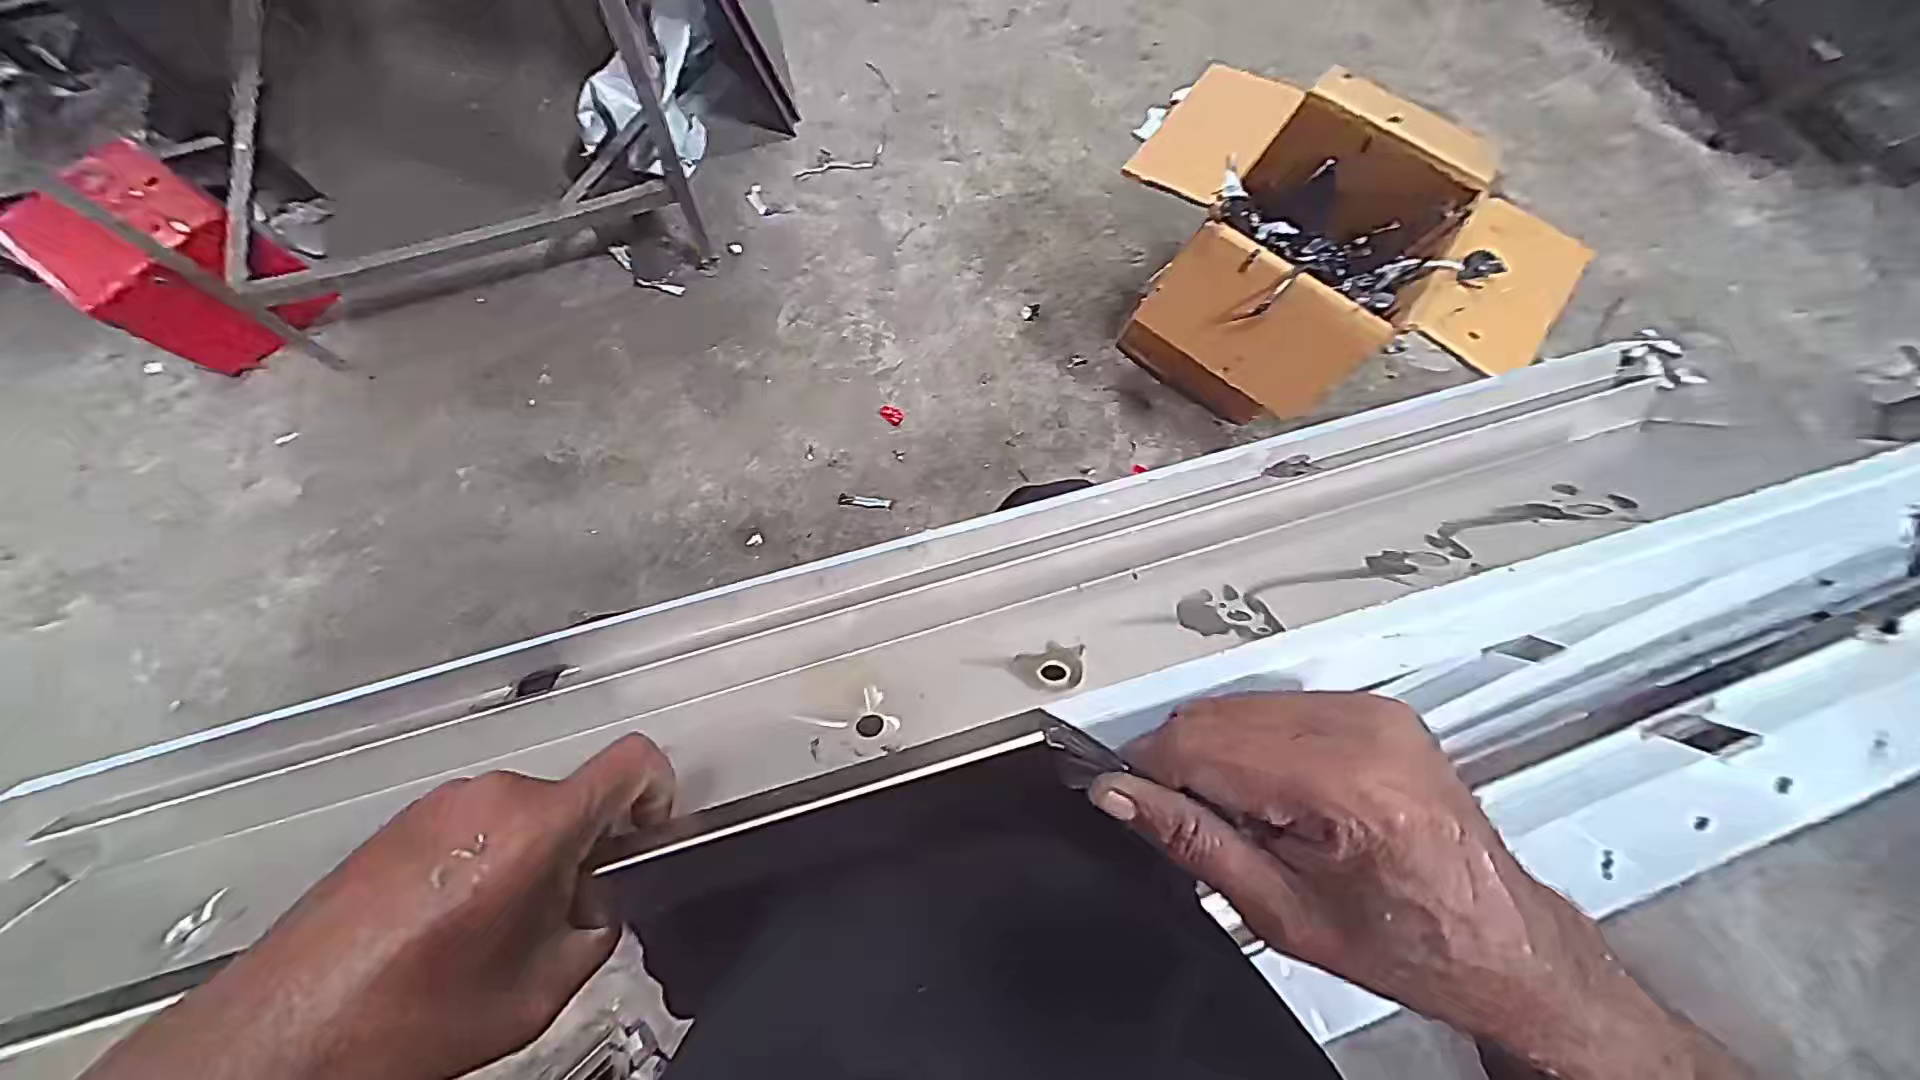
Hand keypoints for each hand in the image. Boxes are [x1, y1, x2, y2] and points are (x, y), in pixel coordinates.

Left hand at [83, 734, 674, 1079]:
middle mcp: (494, 798)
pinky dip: (493, 852)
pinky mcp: (409, 817)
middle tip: (560, 905)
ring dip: (537, 849)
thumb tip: (600, 901)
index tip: (647, 827)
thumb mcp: (542, 989)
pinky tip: (457, 914)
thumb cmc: (395, 1019)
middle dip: (587, 841)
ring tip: (496, 920)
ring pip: (532, 808)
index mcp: (538, 828)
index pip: (635, 760)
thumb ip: (601, 926)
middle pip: (581, 793)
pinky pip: (483, 817)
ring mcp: (445, 803)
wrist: (270, 1043)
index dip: (660, 788)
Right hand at [1089, 692, 1748, 1079]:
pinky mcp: (1367, 703)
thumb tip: (1121, 796)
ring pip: (1231, 703)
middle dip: (1178, 762)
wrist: (1500, 941)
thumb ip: (1189, 840)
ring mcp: (1369, 710)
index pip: (1200, 743)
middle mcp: (1364, 732)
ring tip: (1244, 811)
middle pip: (1211, 715)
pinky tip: (1268, 787)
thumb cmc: (1411, 943)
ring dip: (1210, 751)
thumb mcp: (1280, 913)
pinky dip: (1244, 738)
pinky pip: (1266, 701)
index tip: (1126, 792)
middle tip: (1192, 819)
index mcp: (1349, 788)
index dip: (1148, 769)